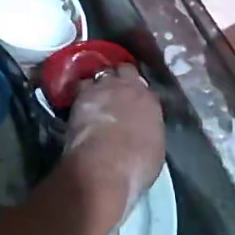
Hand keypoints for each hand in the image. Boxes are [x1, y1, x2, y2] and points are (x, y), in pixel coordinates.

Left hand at [60, 66, 164, 232]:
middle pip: (124, 69)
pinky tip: (81, 99)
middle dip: (120, 76)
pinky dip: (82, 89)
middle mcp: (127, 86)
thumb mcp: (154, 145)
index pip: (145, 85)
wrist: (104, 165)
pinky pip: (82, 84)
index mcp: (150, 100)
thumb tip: (141, 124)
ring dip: (100, 81)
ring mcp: (102, 87)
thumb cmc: (137, 164)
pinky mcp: (81, 94)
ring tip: (97, 93)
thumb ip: (148, 126)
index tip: (135, 98)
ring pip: (101, 73)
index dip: (139, 90)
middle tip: (117, 88)